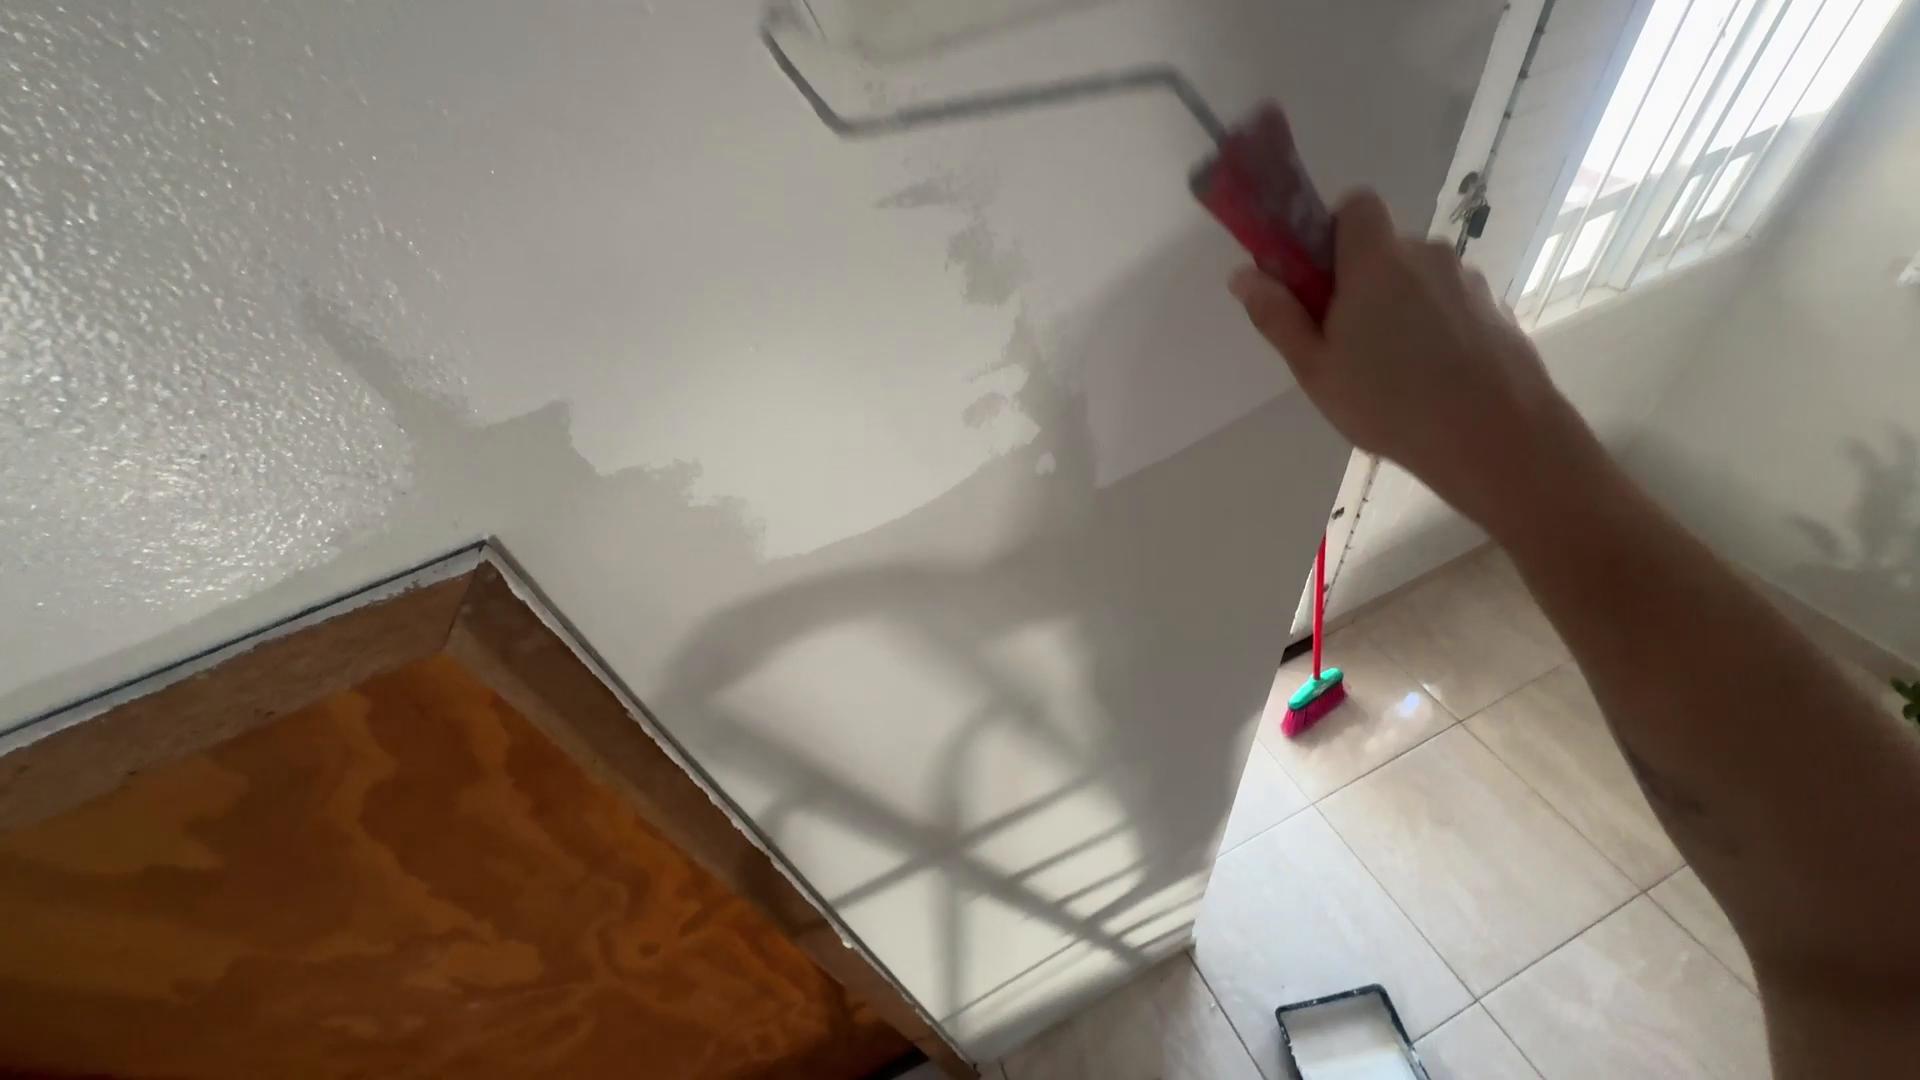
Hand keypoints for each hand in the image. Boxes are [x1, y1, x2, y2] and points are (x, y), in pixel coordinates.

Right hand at [1229, 188, 1588, 525]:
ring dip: (1395, 307)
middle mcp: (1425, 255)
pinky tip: (1425, 378)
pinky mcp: (1493, 309)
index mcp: (1376, 261)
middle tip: (1341, 342)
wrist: (1494, 435)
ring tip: (1387, 371)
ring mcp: (1466, 281)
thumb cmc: (1388, 402)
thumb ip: (1278, 316)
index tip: (1316, 280)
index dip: (1330, 233)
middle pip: (1382, 249)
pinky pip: (1445, 304)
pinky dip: (1429, 327)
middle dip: (1358, 282)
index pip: (1355, 205)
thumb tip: (1242, 274)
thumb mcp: (1314, 367)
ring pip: (1415, 279)